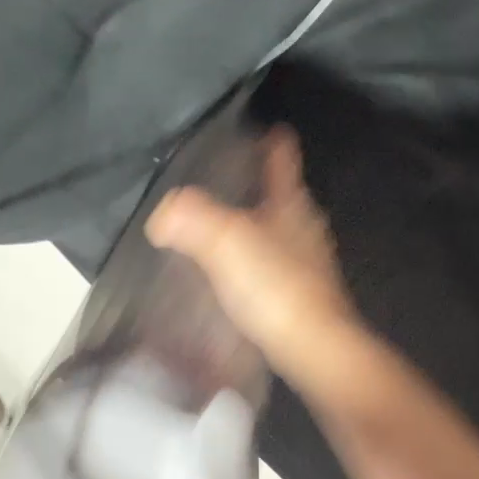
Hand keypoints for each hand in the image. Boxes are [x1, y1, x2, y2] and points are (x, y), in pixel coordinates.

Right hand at [146, 126, 362, 380]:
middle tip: (225, 184)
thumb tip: (162, 213)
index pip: (280, 158)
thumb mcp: (226, 242)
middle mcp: (304, 226)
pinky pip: (273, 267)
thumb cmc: (276, 287)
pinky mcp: (302, 294)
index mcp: (290, 203)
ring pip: (278, 231)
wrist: (316, 350)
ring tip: (221, 231)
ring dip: (255, 228)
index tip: (259, 129)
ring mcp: (308, 261)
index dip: (269, 140)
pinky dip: (254, 265)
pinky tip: (232, 280)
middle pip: (281, 194)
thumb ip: (191, 219)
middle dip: (257, 187)